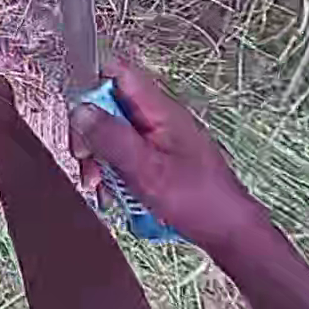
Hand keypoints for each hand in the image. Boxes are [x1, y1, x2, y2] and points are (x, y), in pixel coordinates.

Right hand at [68, 56, 276, 255]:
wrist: (230, 234)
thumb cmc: (196, 202)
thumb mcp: (145, 169)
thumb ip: (111, 136)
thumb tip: (80, 109)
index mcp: (160, 110)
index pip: (118, 73)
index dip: (91, 85)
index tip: (77, 116)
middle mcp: (158, 118)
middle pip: (107, 106)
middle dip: (89, 133)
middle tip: (86, 161)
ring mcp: (157, 138)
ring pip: (111, 132)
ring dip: (97, 157)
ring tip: (99, 185)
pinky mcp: (156, 157)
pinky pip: (122, 153)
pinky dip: (111, 170)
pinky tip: (112, 193)